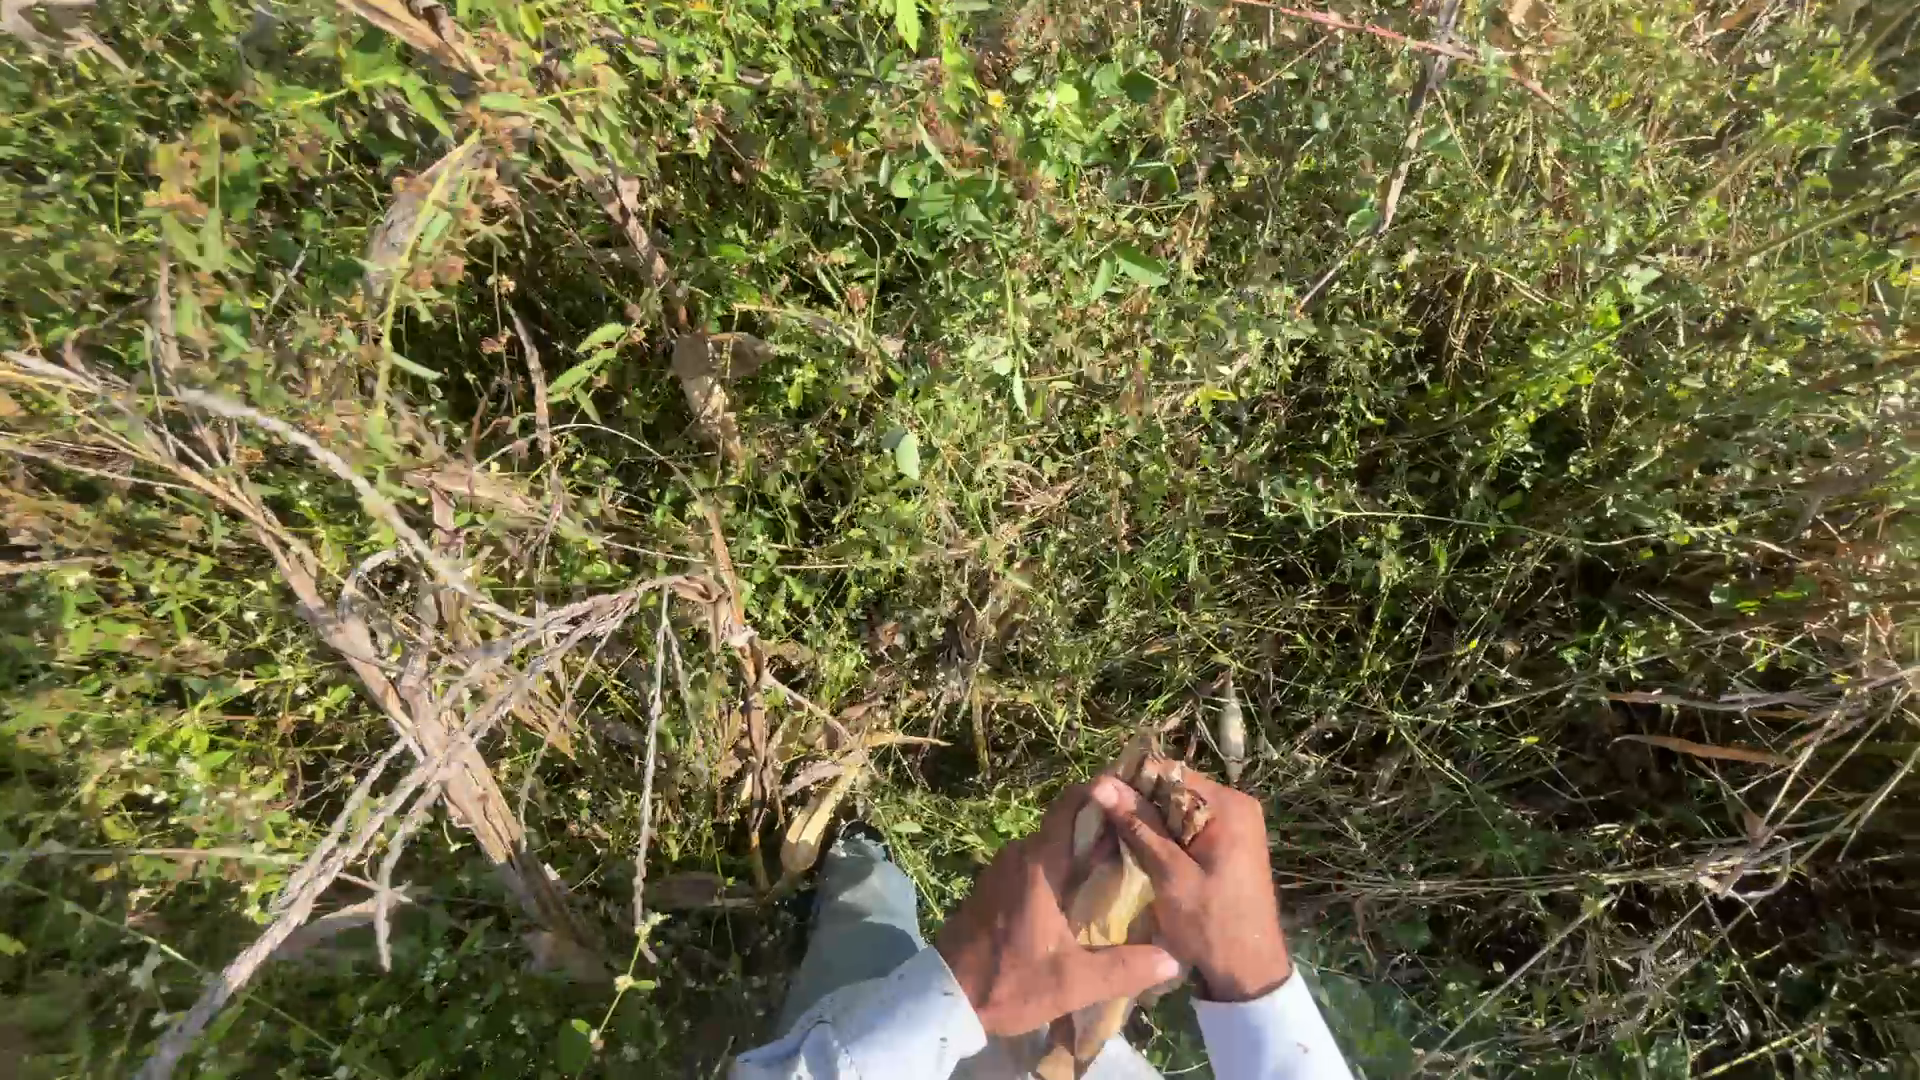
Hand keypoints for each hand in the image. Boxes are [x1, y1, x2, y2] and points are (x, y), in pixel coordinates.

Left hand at [936, 785, 1182, 1035]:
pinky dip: (1061, 865)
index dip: (1100, 793)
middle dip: (1101, 826)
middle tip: (1140, 837)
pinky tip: (1082, 890)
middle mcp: (1021, 853)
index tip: (1132, 792)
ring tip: (1120, 864)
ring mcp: (1004, 866)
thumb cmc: (1009, 981)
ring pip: (1051, 844)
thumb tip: (1173, 957)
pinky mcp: (996, 882)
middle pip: (1066, 824)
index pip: (1071, 807)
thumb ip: (1125, 968)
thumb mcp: (1073, 982)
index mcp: (1039, 863)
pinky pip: (1036, 860)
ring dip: (1081, 849)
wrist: (947, 996)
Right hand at [1090, 769, 1291, 1001]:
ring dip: (1146, 820)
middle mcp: (1235, 805)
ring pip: (1175, 807)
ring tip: (1112, 833)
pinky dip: (1162, 834)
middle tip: (1101, 820)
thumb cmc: (1212, 925)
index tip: (1098, 798)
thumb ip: (1137, 824)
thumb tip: (1100, 783)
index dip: (1129, 782)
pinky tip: (1138, 848)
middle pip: (1171, 788)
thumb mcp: (1170, 873)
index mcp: (1228, 805)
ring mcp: (1233, 824)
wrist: (1250, 976)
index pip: (1168, 773)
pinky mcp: (1227, 843)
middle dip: (1137, 802)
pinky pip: (1185, 824)